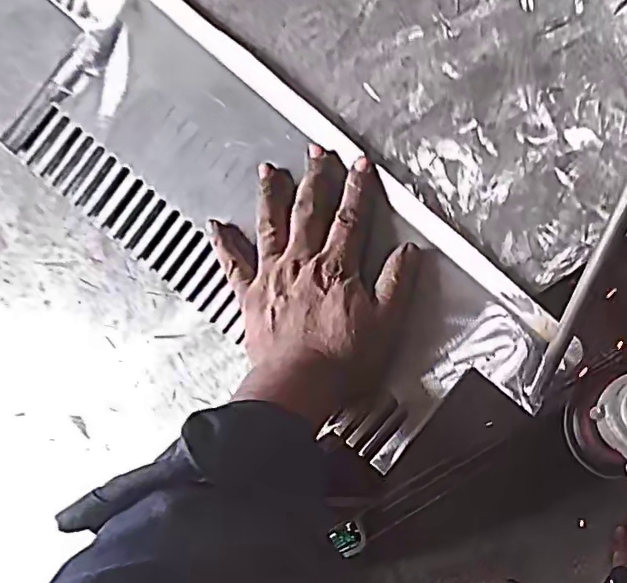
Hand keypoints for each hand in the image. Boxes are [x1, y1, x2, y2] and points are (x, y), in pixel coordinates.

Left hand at [208, 145, 420, 424]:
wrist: (298, 385)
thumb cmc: (340, 362)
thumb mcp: (386, 325)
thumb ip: (396, 285)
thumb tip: (407, 255)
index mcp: (337, 269)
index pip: (351, 219)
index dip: (358, 189)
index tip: (360, 167)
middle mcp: (302, 264)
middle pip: (311, 211)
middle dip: (317, 178)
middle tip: (318, 153)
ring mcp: (273, 277)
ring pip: (272, 224)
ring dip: (272, 195)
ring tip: (271, 172)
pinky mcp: (251, 296)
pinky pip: (234, 263)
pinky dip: (225, 243)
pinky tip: (219, 226)